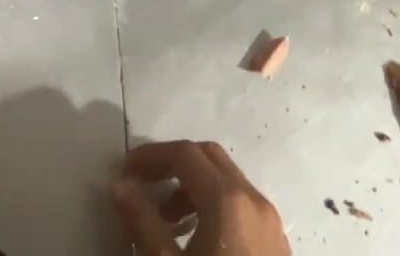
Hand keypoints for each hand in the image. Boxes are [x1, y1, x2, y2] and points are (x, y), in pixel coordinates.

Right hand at [112, 140, 289, 254]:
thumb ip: (141, 220)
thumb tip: (120, 185)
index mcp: (227, 199)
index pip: (184, 153)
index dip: (150, 156)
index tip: (124, 172)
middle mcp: (254, 201)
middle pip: (209, 158)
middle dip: (172, 165)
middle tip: (144, 186)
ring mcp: (272, 225)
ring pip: (228, 182)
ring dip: (193, 187)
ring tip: (167, 222)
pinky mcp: (279, 248)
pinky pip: (243, 207)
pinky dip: (215, 207)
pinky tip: (198, 243)